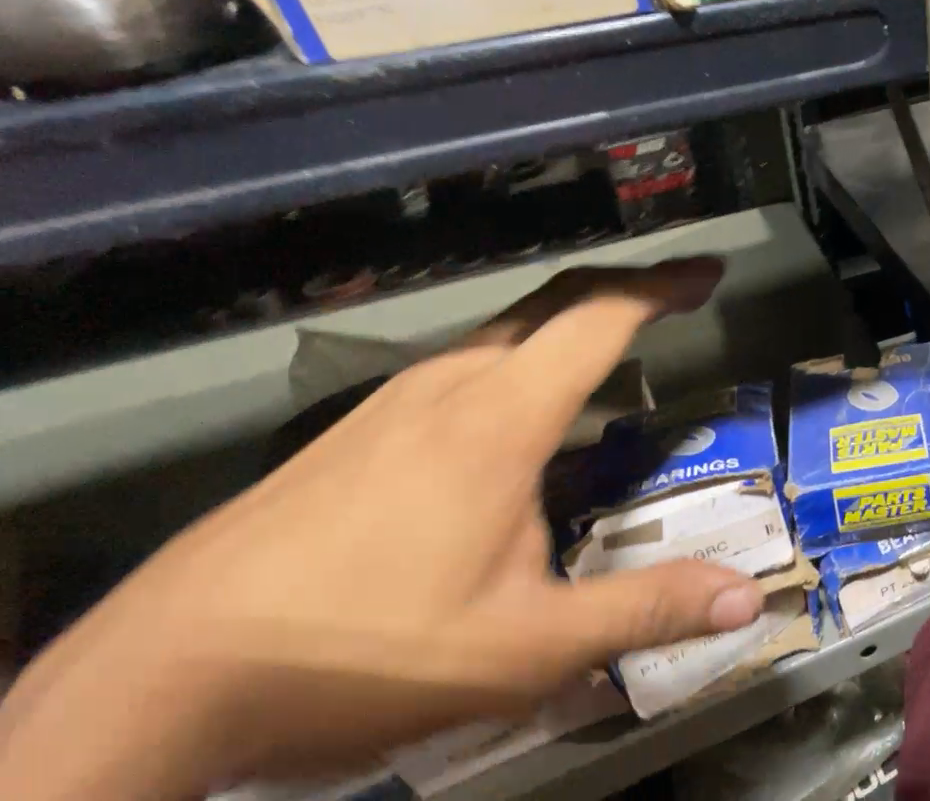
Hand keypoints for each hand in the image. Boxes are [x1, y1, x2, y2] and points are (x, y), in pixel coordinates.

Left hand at [0, 260, 763, 800]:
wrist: (158, 679)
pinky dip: (520, 367)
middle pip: (552, 305)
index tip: (711, 273)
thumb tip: (748, 599)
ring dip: (568, 332)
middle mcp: (448, 386)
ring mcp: (391, 404)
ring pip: (502, 338)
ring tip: (612, 365)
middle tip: (678, 299)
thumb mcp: (524, 648)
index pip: (599, 317)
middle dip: (624, 291)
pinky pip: (462, 372)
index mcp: (500, 417)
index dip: (663, 287)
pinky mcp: (353, 433)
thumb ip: (643, 611)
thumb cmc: (362, 649)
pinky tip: (515, 431)